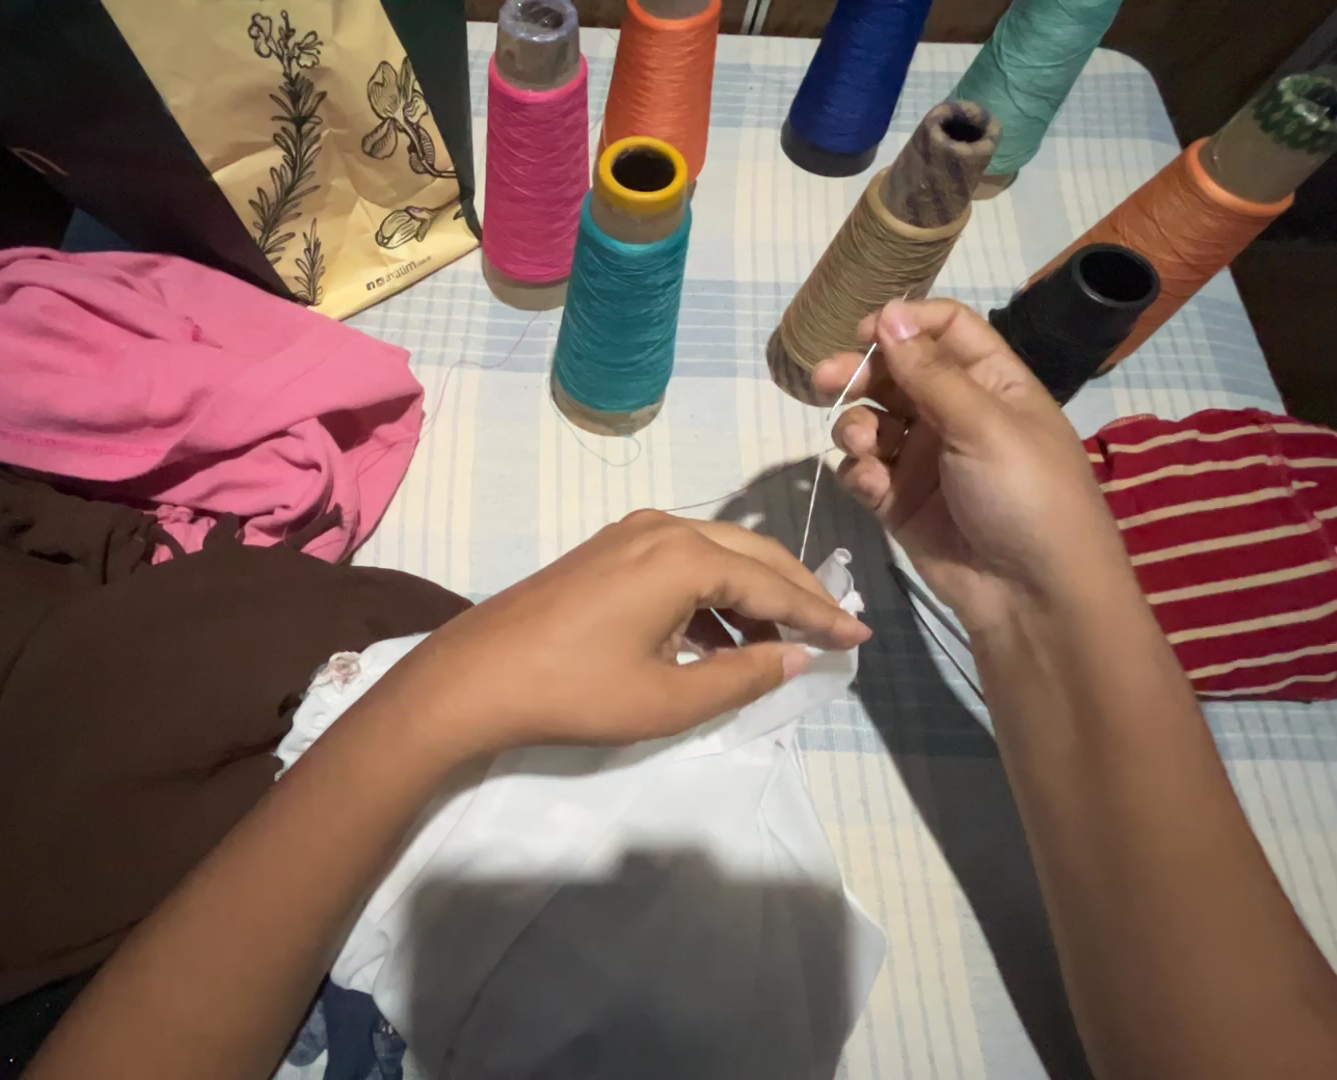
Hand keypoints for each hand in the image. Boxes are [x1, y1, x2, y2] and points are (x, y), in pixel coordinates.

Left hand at [371, 511, 870, 760]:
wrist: (477, 676)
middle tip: (831, 632)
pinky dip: (706, 596)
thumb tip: (796, 655)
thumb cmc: (576, 691)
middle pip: (750, 556)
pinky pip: (676, 564)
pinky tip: (716, 638)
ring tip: (777, 646)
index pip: (774, 585)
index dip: (821, 615)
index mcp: (684, 556)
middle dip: (794, 594)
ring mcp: (628, 535)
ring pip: (713, 557)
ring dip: (749, 597)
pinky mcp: (605, 550)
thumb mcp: (670, 698)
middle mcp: (661, 529)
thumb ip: (744, 675)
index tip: (859, 638)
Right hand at [814, 298, 1131, 633]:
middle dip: (858, 375)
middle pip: (893, 376)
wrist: (1027, 593)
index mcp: (990, 384)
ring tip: (862, 447)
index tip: (863, 334)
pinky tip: (871, 486)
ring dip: (855, 428)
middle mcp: (952, 415)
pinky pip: (861, 472)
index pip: (943, 332)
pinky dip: (857, 473)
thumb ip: (929, 371)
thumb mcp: (983, 424)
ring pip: (869, 423)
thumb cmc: (1025, 494)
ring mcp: (922, 459)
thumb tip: (889, 311)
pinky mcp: (896, 500)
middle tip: (824, 381)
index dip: (903, 326)